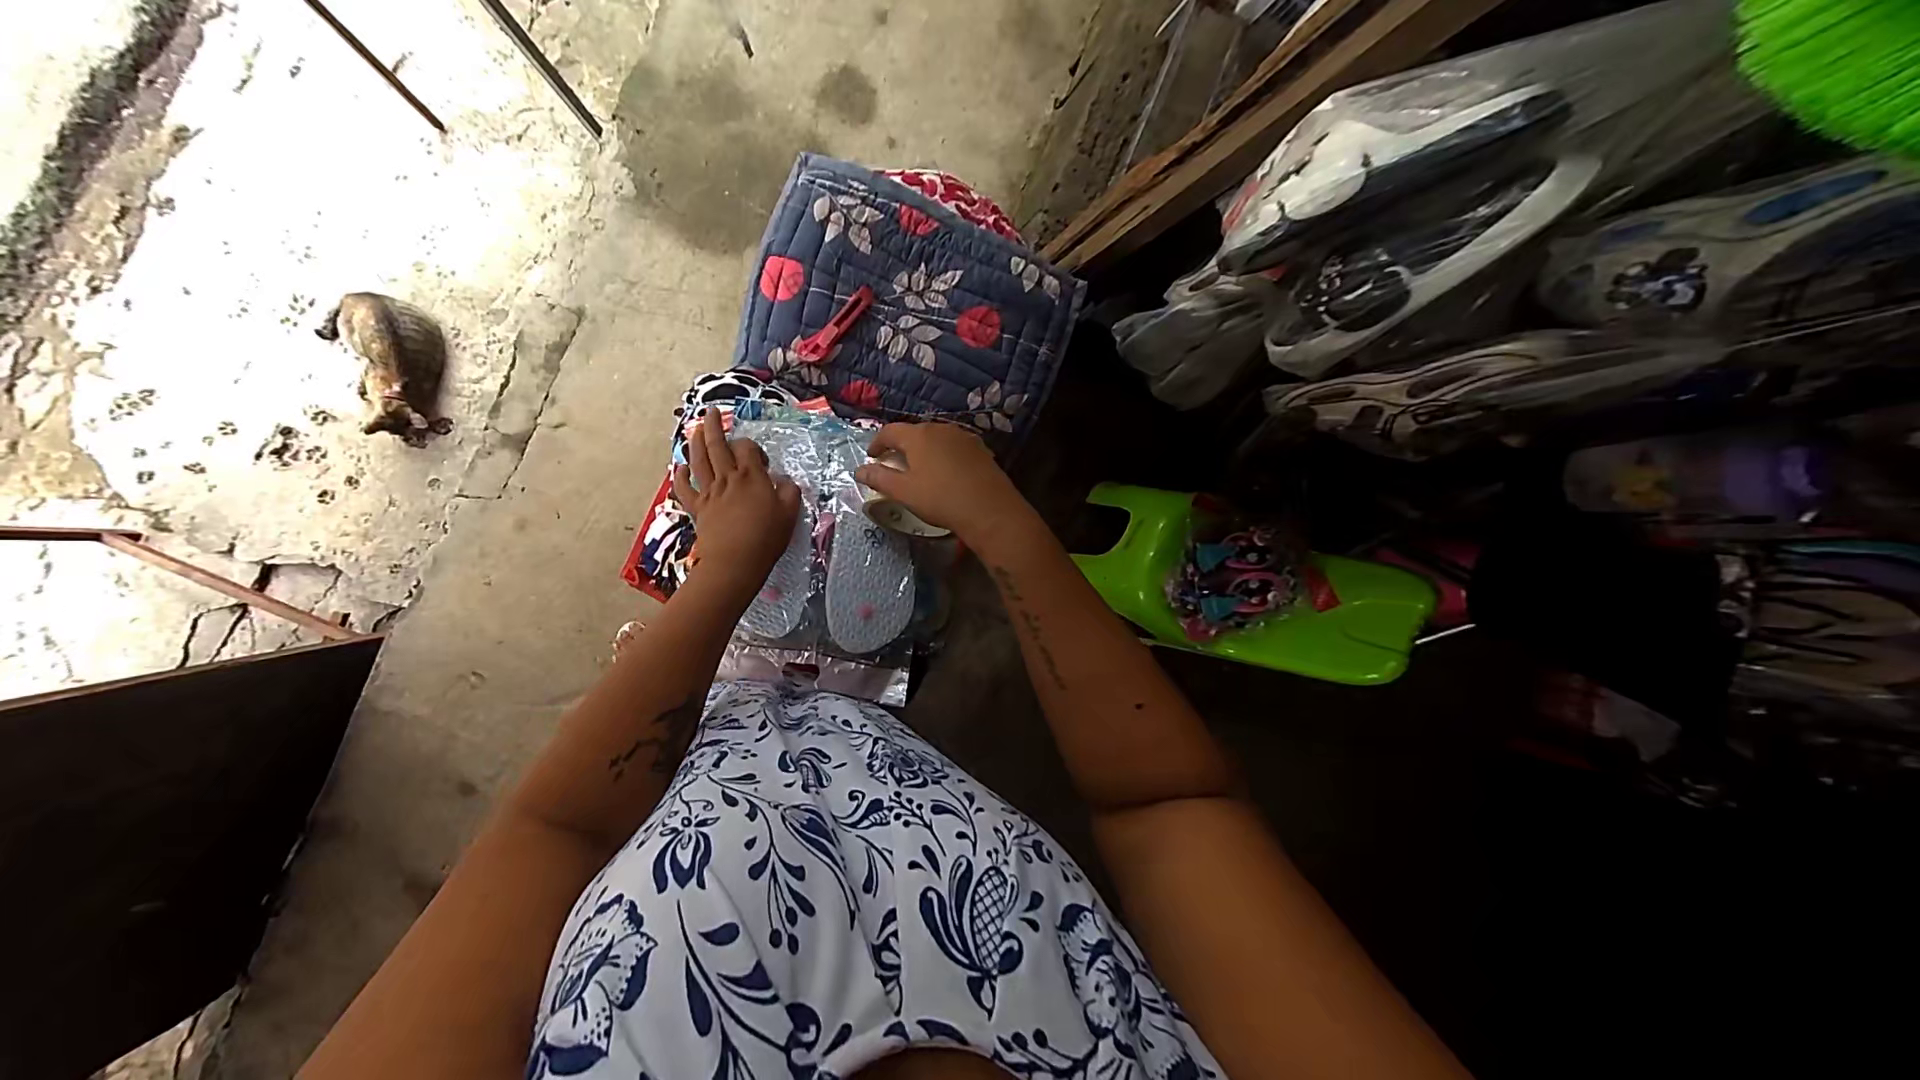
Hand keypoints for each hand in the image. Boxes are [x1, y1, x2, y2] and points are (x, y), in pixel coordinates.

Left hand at [673, 409, 800, 586]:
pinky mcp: (698, 508)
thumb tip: (783, 480)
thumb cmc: (766, 537)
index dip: (752, 447)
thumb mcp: (790, 512)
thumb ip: (789, 491)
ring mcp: (709, 493)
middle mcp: (727, 478)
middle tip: (712, 412)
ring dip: (695, 442)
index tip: (760, 459)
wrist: (735, 562)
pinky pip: (685, 488)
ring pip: (699, 460)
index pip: (747, 448)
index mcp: (751, 476)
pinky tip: (680, 467)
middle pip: (717, 445)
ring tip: (695, 429)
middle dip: (714, 425)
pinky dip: (680, 475)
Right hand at [853, 422, 1040, 550]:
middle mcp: (941, 429)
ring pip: (935, 438)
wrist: (990, 510)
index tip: (872, 456)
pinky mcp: (980, 449)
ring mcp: (963, 437)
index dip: (877, 443)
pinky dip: (942, 454)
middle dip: (901, 445)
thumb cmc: (941, 499)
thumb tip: (859, 470)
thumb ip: (879, 478)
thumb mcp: (904, 492)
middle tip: (893, 462)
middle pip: (914, 432)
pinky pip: (953, 447)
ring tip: (918, 467)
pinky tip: (944, 471)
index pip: (890, 431)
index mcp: (918, 435)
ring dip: (923, 449)